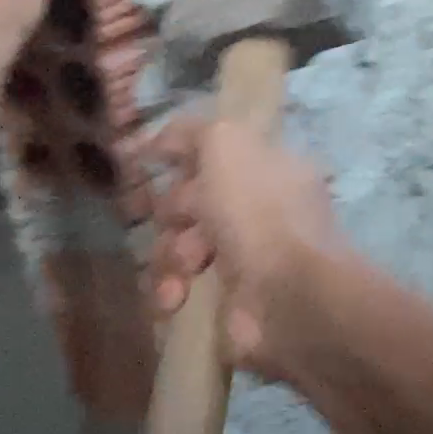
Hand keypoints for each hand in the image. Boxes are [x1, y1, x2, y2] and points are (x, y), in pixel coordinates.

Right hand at [149, 117, 346, 381]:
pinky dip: (169, 292)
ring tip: (180, 274)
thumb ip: (193, 132)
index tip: (146, 165)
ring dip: (168, 259)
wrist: (287, 297)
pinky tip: (174, 300)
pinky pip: (177, 288)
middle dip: (171, 215)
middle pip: (188, 204)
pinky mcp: (225, 301)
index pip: (211, 155)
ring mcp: (242, 259)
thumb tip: (161, 140)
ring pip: (178, 248)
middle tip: (174, 224)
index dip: (177, 158)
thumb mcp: (225, 144)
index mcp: (265, 169)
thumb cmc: (256, 213)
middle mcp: (256, 211)